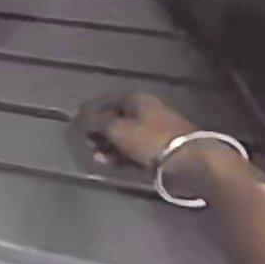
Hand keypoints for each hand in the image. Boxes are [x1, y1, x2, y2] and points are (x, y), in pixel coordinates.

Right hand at [76, 91, 197, 169]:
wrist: (189, 162)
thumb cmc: (149, 139)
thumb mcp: (115, 128)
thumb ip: (93, 121)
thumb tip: (76, 116)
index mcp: (136, 100)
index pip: (106, 100)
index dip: (89, 110)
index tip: (74, 122)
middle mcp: (145, 112)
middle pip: (114, 120)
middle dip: (98, 132)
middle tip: (87, 142)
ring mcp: (154, 132)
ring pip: (123, 138)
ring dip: (107, 146)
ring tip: (97, 157)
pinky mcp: (159, 151)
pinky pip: (133, 151)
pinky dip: (120, 156)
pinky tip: (110, 163)